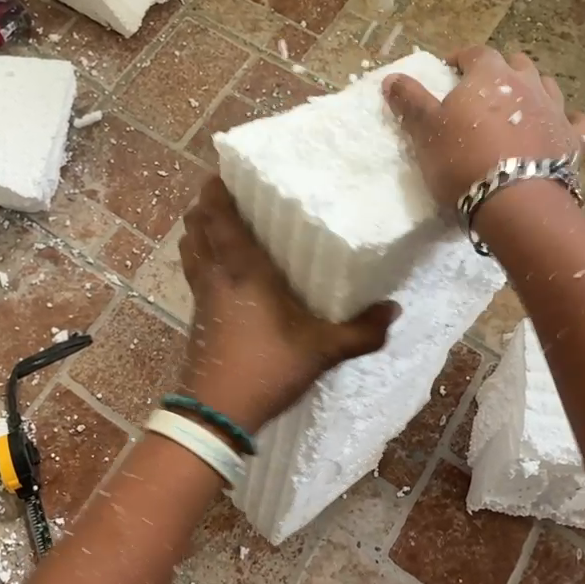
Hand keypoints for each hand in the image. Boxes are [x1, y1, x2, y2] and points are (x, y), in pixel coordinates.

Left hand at [177, 177, 399, 432]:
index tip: (225, 169)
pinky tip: (220, 266)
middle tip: (227, 190)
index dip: (215, 189)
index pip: (218, 215)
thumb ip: (361, 331)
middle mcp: (216, 273)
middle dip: (205, 203)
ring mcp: (201, 294)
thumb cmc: (267, 369)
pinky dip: (198, 255)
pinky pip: (193, 270)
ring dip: (198, 228)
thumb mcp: (322, 351)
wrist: (214, 414)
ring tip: (219, 219)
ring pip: (189, 246)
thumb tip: (395, 309)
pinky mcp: (196, 315)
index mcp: (242, 269)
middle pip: (196, 224)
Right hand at [382, 46, 584, 213]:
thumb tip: (392, 77)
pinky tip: (561, 129)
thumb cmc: (462, 160)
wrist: (514, 203)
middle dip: (500, 71)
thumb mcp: (425, 131)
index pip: (476, 52)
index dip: (462, 58)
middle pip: (516, 64)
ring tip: (515, 108)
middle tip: (481, 91)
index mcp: (490, 75)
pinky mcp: (574, 141)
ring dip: (532, 90)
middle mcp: (528, 84)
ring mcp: (556, 110)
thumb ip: (409, 100)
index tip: (448, 70)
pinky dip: (570, 122)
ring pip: (547, 86)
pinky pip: (580, 122)